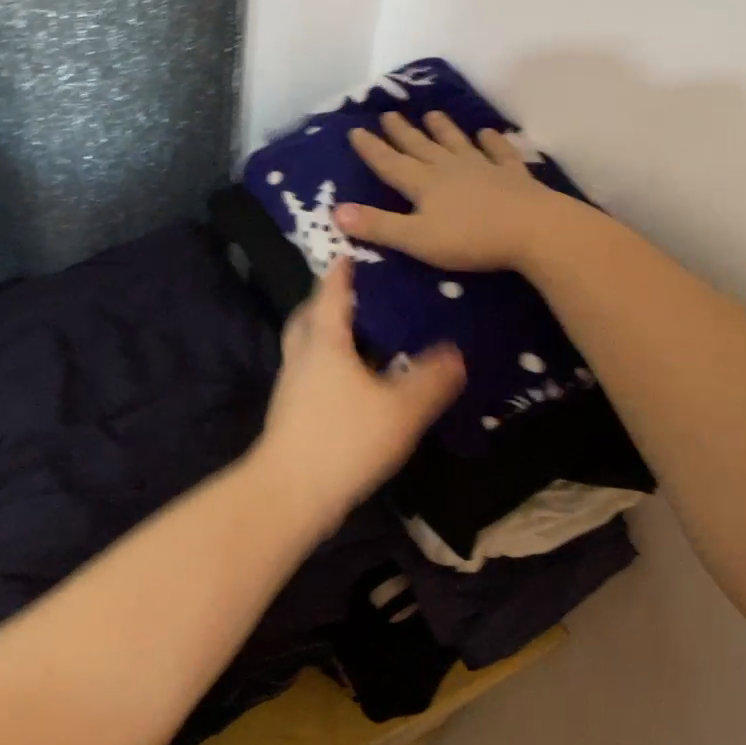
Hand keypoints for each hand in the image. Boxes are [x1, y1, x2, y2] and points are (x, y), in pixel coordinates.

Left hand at [249, 259, 464, 519]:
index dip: (341, 271)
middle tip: (354, 296)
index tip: (349, 250)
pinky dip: (328, 368)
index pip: (330, 293)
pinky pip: (310, 377)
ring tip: (360, 339)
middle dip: (327, 302)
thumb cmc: (343, 440)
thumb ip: (431, 380)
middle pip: (308, 318)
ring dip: (327, 337)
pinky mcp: (290, 417)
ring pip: (306, 349)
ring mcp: (291, 389)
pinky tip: (352, 386)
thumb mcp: (401, 410)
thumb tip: (456, 353)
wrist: (288, 494)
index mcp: (324, 342)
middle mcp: (301, 358)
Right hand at [336, 111, 584, 271]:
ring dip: (443, 130)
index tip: (356, 130)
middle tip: (389, 114)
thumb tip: (336, 211)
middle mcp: (449, 169)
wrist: (532, 229)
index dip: (371, 149)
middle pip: (421, 147)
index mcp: (423, 184)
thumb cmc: (469, 238)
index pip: (390, 164)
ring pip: (457, 144)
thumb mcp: (416, 239)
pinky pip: (499, 153)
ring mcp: (483, 168)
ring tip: (432, 114)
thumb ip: (378, 226)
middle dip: (402, 133)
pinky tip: (488, 133)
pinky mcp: (513, 176)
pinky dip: (492, 141)